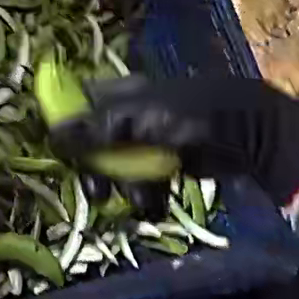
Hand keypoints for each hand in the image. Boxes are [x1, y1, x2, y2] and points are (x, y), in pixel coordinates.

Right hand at [50, 76, 298, 207]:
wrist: (247, 134)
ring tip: (143, 198)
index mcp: (121, 94)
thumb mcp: (137, 120)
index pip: (81, 108)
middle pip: (97, 145)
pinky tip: (156, 204)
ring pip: (120, 168)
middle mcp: (132, 115)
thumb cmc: (189, 116)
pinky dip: (147, 196)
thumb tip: (50, 136)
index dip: (70, 131)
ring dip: (126, 188)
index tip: (67, 158)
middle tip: (101, 194)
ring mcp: (151, 141)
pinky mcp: (169, 163)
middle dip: (98, 171)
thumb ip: (94, 130)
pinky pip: (145, 182)